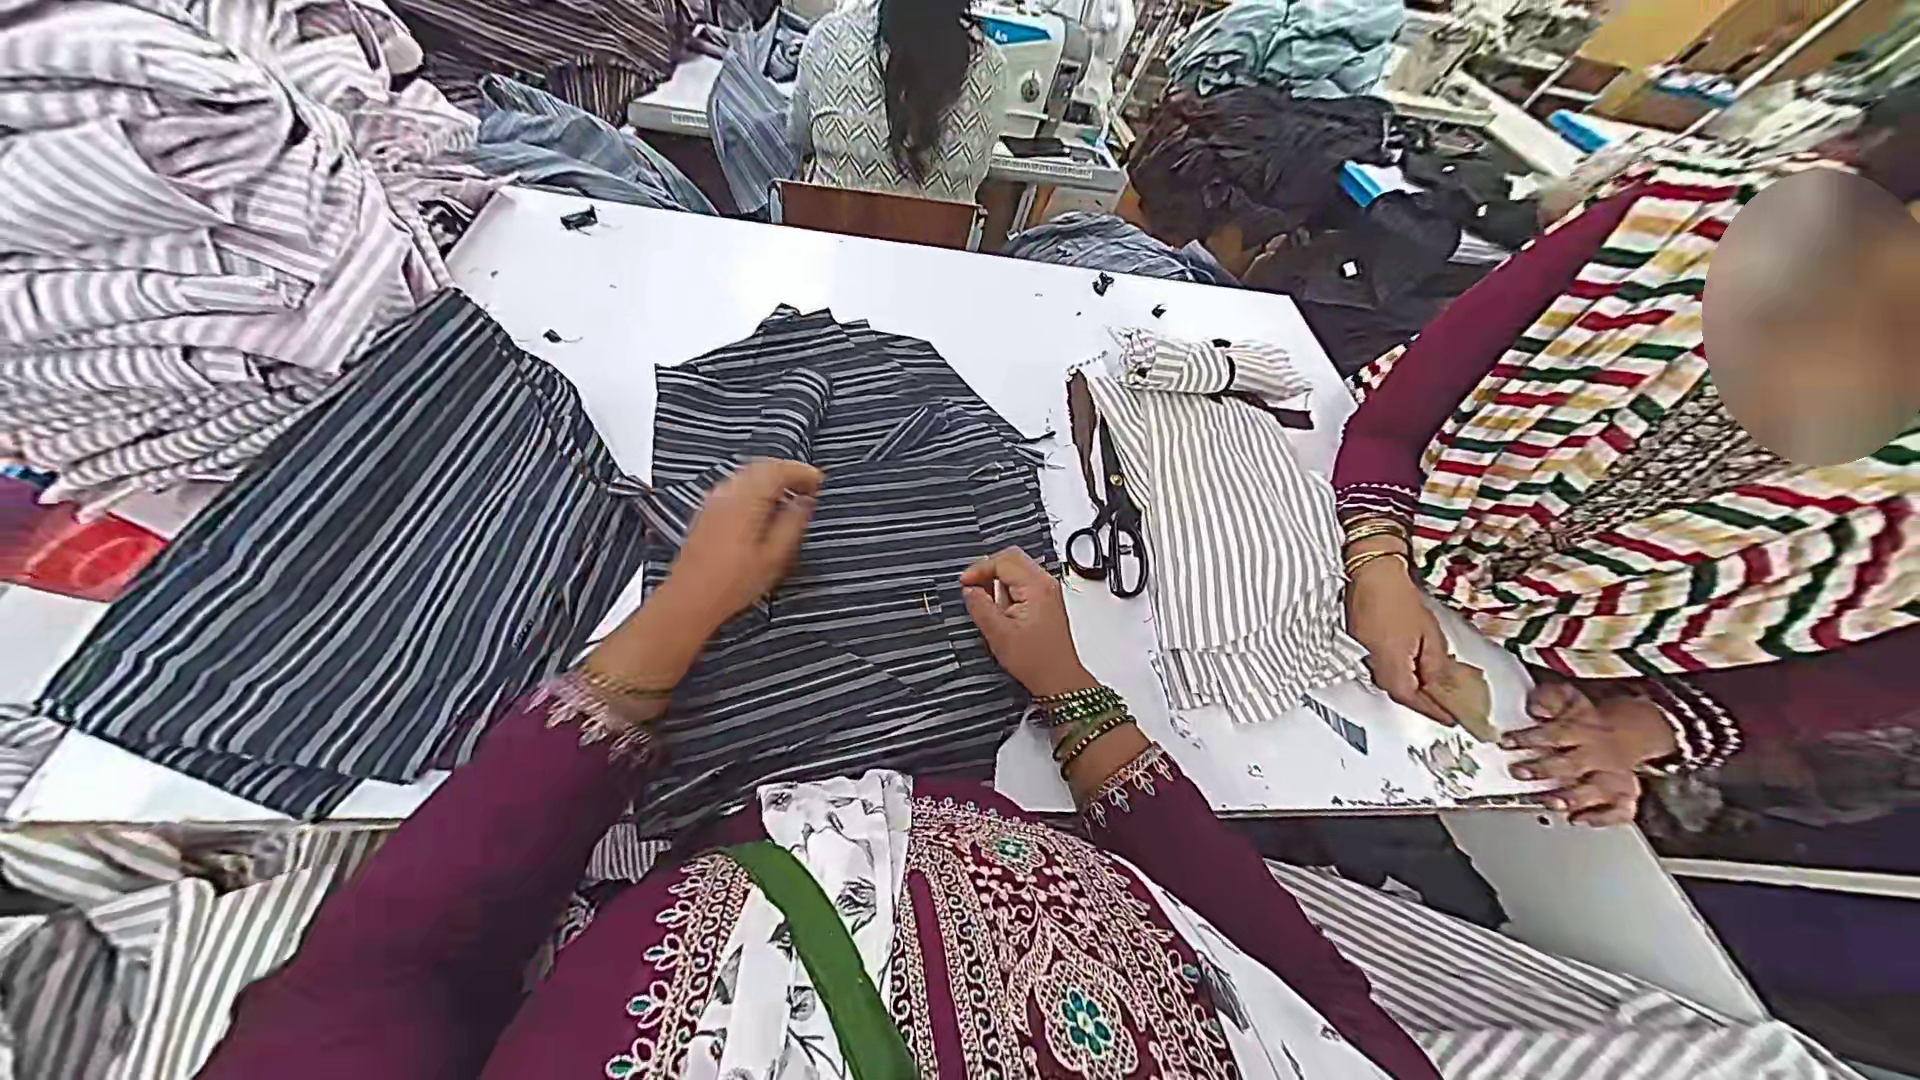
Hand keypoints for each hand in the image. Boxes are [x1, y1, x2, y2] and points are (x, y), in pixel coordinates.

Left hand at [658, 458, 822, 631]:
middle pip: (761, 466)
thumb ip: (793, 522)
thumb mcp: (775, 556)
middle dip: (788, 471)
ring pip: (747, 473)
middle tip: (809, 485)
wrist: (690, 599)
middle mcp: (728, 492)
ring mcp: (714, 500)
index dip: (803, 472)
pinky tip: (765, 505)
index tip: (820, 481)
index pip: (779, 470)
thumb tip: (806, 502)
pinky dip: (756, 486)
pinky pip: (736, 485)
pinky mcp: (707, 511)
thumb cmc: (735, 581)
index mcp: (747, 499)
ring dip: (772, 478)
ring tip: (791, 494)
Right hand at [959, 547, 1095, 697]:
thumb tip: (969, 589)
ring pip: (1016, 569)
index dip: (979, 570)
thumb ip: (980, 606)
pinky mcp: (1045, 600)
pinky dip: (1006, 590)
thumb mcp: (999, 634)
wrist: (1058, 679)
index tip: (966, 584)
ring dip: (997, 580)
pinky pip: (1022, 583)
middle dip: (988, 571)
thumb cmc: (1037, 661)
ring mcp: (1047, 591)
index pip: (1003, 561)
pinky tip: (1000, 610)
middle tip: (973, 588)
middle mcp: (1046, 584)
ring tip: (988, 604)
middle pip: (1012, 558)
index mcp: (1036, 587)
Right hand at [1344, 552, 1457, 725]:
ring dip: (1412, 687)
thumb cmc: (1399, 599)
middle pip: (1399, 692)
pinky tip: (1414, 667)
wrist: (1371, 575)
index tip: (1453, 719)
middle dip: (1424, 701)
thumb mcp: (1430, 635)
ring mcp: (1361, 653)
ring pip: (1389, 680)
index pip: (1411, 699)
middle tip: (1448, 704)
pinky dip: (1400, 673)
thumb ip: (1437, 666)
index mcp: (1389, 663)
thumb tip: (1445, 690)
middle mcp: (1370, 662)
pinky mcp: (1358, 644)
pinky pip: (1380, 668)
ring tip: (1435, 686)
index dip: (1433, 711)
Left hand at [1500, 682, 1678, 826]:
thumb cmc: (1583, 718)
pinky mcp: (1625, 793)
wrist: (1627, 731)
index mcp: (1582, 731)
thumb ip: (1549, 698)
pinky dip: (1603, 818)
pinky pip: (1621, 810)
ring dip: (1572, 798)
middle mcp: (1599, 756)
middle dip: (1544, 770)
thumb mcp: (1567, 698)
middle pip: (1572, 764)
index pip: (1554, 734)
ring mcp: (1614, 776)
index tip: (1506, 742)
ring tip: (1549, 802)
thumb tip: (1536, 708)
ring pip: (1597, 790)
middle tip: (1518, 772)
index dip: (1529, 738)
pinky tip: (1578, 820)